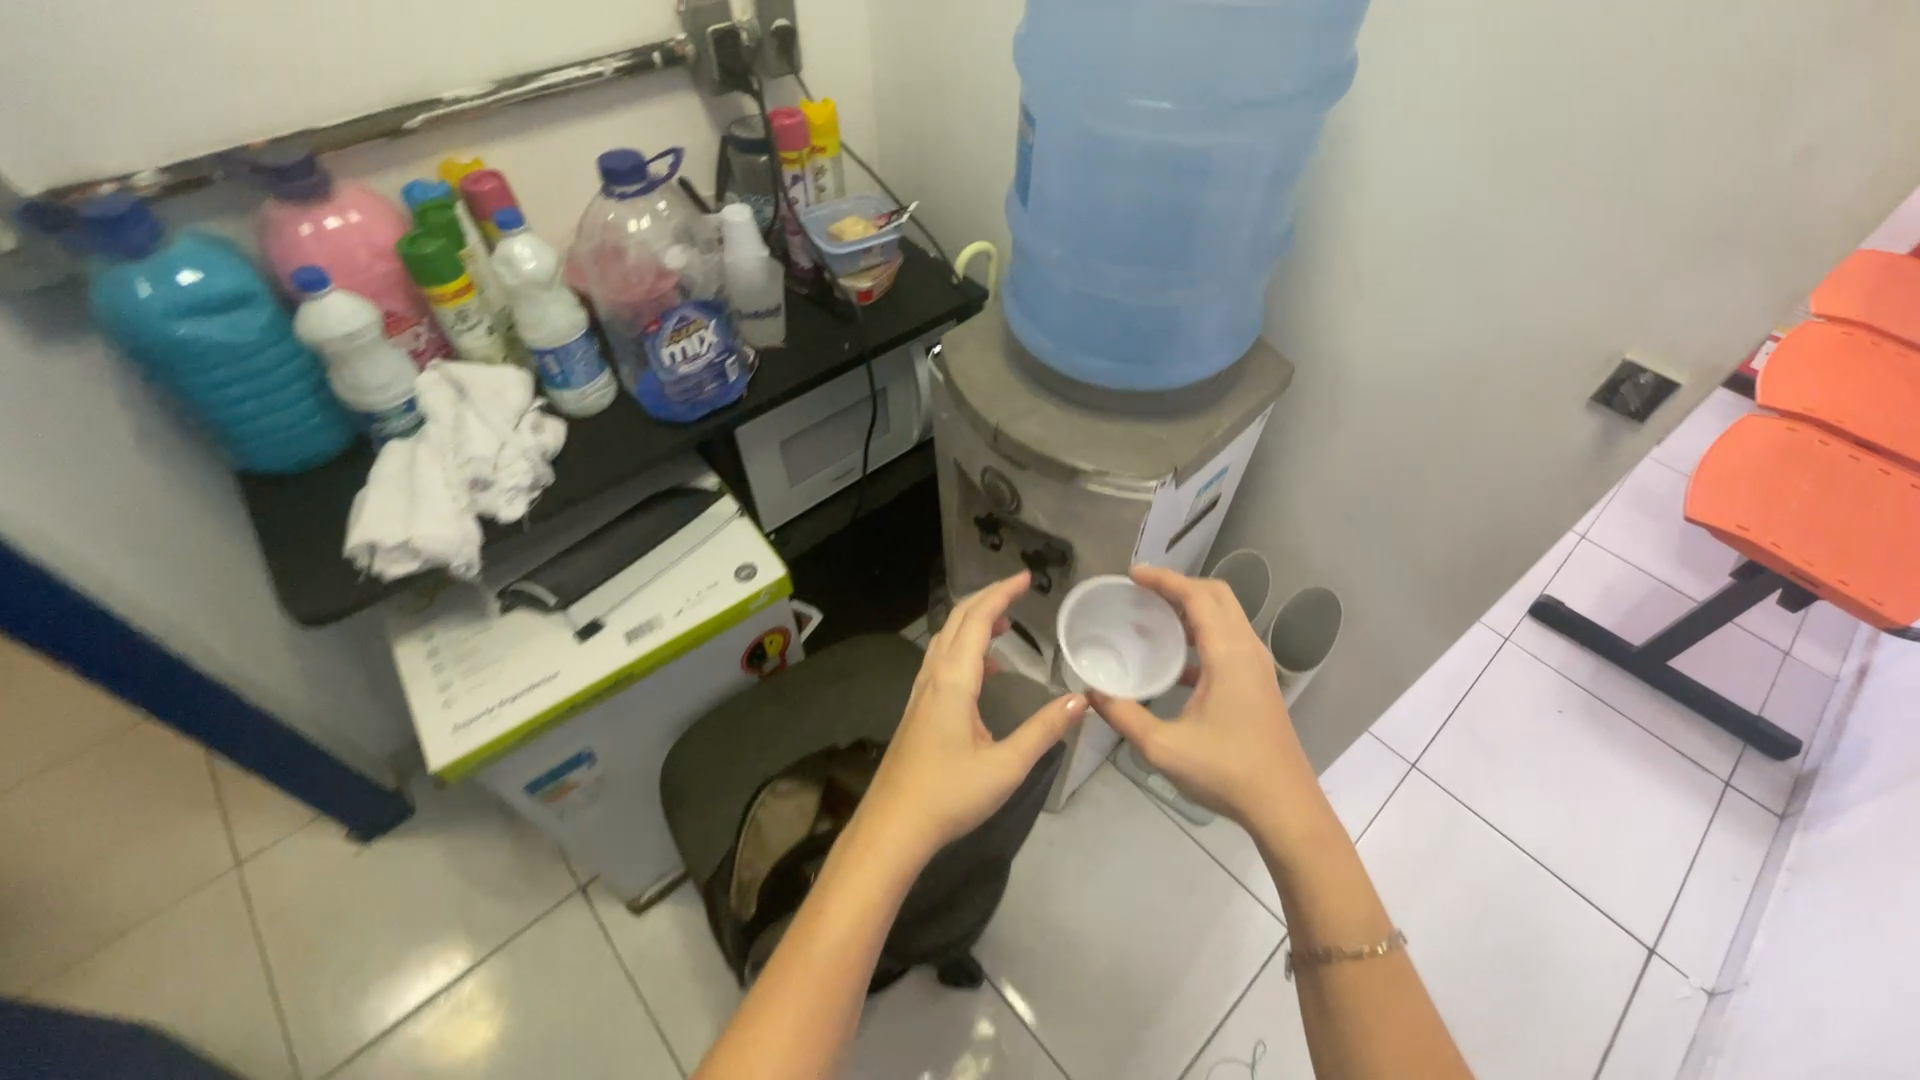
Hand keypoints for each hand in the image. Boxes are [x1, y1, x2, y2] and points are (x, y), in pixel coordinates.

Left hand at [856, 572, 1087, 863]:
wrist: (893, 827)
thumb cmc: (949, 796)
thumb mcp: (1005, 767)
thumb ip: (1043, 731)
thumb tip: (1080, 700)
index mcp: (953, 682)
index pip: (975, 620)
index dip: (1000, 594)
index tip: (1025, 578)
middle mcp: (933, 678)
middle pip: (955, 622)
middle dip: (986, 600)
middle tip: (1018, 591)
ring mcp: (920, 695)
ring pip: (944, 641)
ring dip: (972, 624)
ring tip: (1005, 624)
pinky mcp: (917, 712)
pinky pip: (941, 663)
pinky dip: (964, 651)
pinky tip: (985, 673)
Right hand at [1091, 566, 1322, 835]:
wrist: (1284, 807)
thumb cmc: (1226, 771)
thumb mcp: (1163, 747)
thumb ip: (1123, 715)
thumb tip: (1091, 694)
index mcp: (1228, 654)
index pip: (1197, 596)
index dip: (1164, 579)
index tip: (1132, 574)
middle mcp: (1248, 650)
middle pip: (1217, 596)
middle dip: (1179, 586)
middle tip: (1142, 592)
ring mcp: (1258, 667)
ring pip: (1226, 618)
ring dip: (1192, 609)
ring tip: (1153, 618)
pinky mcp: (1259, 685)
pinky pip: (1230, 642)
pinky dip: (1202, 636)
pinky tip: (1174, 663)